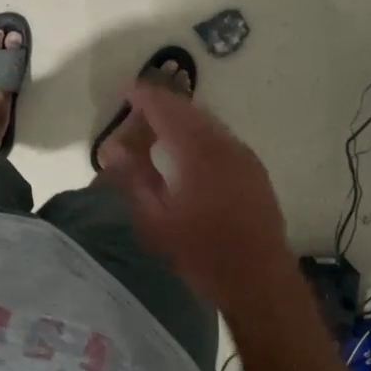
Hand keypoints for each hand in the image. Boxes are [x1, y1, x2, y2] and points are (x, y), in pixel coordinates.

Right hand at [102, 83, 293, 309]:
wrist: (259, 277)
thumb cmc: (201, 252)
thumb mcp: (155, 221)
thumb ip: (132, 179)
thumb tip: (112, 148)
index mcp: (197, 150)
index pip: (166, 108)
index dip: (145, 97)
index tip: (127, 93)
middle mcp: (223, 143)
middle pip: (189, 110)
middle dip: (163, 105)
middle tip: (139, 113)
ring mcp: (243, 155)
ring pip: (208, 123)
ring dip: (183, 120)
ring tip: (159, 133)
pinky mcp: (254, 169)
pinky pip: (222, 138)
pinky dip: (200, 135)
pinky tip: (189, 155)